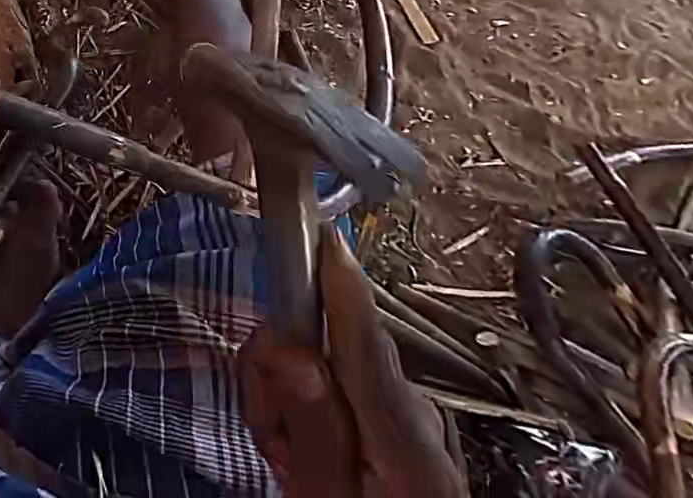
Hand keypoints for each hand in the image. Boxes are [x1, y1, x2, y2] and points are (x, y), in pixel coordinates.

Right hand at [238, 225, 466, 497]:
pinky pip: (334, 376)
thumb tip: (289, 351)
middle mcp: (415, 413)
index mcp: (408, 446)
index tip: (328, 237)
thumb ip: (312, 429)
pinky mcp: (398, 407)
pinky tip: (309, 445)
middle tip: (276, 441)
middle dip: (281, 376)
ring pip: (321, 357)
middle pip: (327, 347)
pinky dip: (306, 402)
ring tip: (293, 455)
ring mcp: (411, 409)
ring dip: (288, 394)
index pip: (366, 349)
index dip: (343, 289)